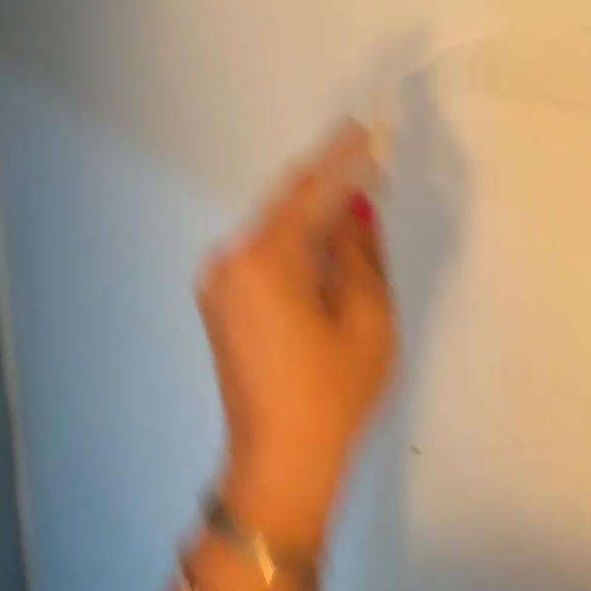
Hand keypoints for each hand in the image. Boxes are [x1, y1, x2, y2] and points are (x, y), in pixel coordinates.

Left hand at [196, 123, 396, 552]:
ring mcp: (220, 285)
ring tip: (359, 203)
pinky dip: (299, 246)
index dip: (344, 158)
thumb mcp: (368, 320)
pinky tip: (329, 247)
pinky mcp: (223, 306)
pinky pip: (267, 259)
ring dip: (315, 218)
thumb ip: (359, 253)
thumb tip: (354, 211)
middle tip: (370, 161)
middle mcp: (231, 261)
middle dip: (329, 185)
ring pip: (277, 233)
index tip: (367, 127)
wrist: (280, 463)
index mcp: (266, 260)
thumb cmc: (333, 393)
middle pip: (288, 208)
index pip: (311, 192)